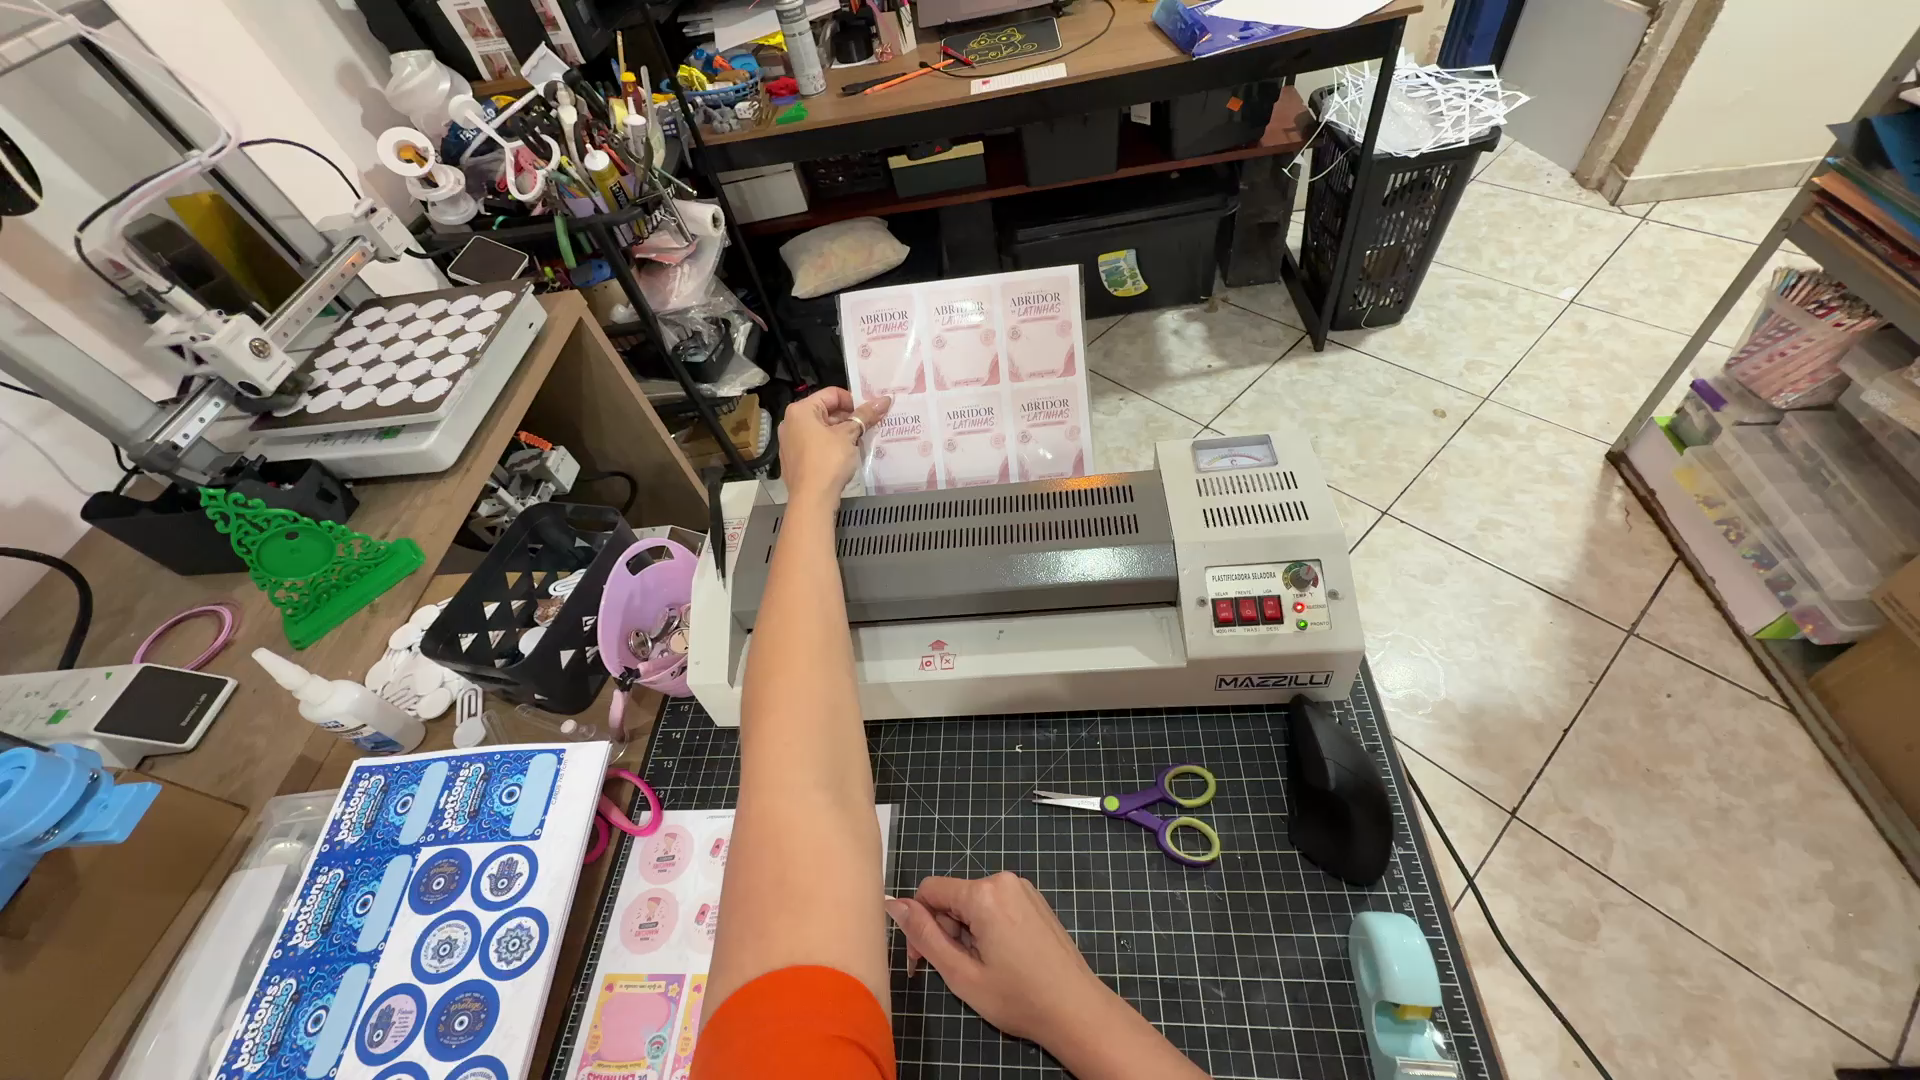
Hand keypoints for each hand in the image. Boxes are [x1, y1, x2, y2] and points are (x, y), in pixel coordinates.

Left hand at [778, 388, 890, 511]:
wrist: (811, 498)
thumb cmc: (828, 461)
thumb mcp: (849, 436)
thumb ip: (865, 416)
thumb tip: (884, 399)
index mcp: (800, 410)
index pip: (832, 394)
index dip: (853, 401)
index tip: (868, 414)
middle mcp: (790, 422)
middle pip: (826, 411)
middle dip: (848, 419)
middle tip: (866, 429)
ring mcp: (789, 442)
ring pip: (821, 429)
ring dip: (841, 434)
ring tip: (858, 443)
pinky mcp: (793, 459)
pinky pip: (815, 445)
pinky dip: (830, 446)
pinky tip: (843, 457)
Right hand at [885, 873, 1113, 1044]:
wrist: (1076, 1009)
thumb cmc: (1018, 997)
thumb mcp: (961, 973)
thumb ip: (924, 936)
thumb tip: (894, 905)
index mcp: (983, 893)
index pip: (930, 890)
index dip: (919, 923)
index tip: (924, 959)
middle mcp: (1003, 880)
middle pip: (953, 897)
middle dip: (947, 931)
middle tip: (962, 971)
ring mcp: (1023, 888)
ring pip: (974, 903)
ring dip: (968, 932)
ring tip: (987, 967)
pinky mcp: (1035, 900)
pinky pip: (996, 905)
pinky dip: (989, 928)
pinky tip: (1004, 958)